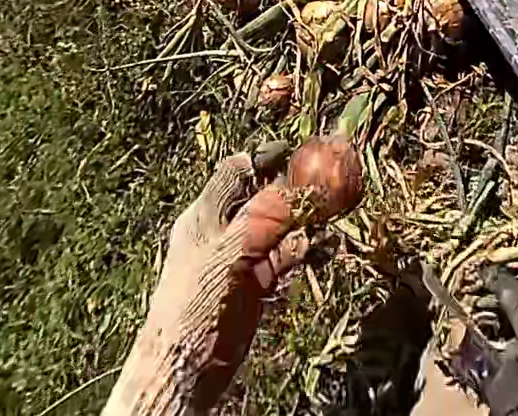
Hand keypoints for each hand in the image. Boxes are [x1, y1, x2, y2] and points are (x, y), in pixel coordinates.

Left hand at [105, 153, 309, 415]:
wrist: (186, 366)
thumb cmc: (194, 299)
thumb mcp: (227, 249)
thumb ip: (263, 215)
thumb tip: (298, 188)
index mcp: (207, 212)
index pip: (236, 171)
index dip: (263, 159)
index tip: (295, 152)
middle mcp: (228, 227)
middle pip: (267, 194)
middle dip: (296, 188)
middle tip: (327, 183)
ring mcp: (245, 252)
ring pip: (283, 223)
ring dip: (308, 219)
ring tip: (330, 217)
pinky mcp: (261, 276)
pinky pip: (290, 252)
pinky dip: (309, 247)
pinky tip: (325, 246)